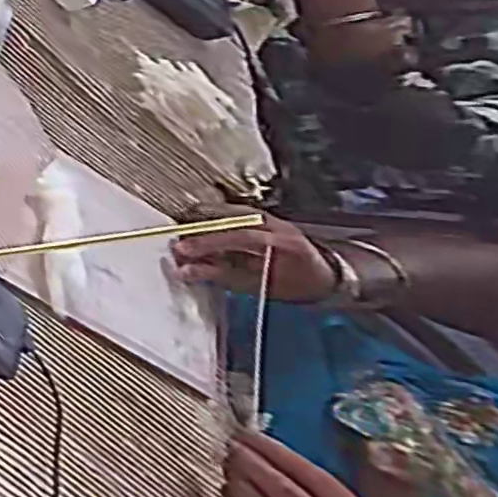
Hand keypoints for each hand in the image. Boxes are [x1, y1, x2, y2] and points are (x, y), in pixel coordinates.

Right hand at [171, 207, 336, 301]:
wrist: (323, 273)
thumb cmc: (294, 284)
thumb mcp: (262, 285)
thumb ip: (222, 276)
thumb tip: (185, 271)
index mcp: (284, 242)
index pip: (240, 236)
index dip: (207, 243)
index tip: (182, 252)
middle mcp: (272, 222)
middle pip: (223, 218)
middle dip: (193, 232)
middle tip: (174, 247)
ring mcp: (260, 214)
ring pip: (217, 211)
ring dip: (194, 225)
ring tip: (182, 242)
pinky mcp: (249, 212)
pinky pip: (218, 211)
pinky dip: (202, 221)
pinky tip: (194, 234)